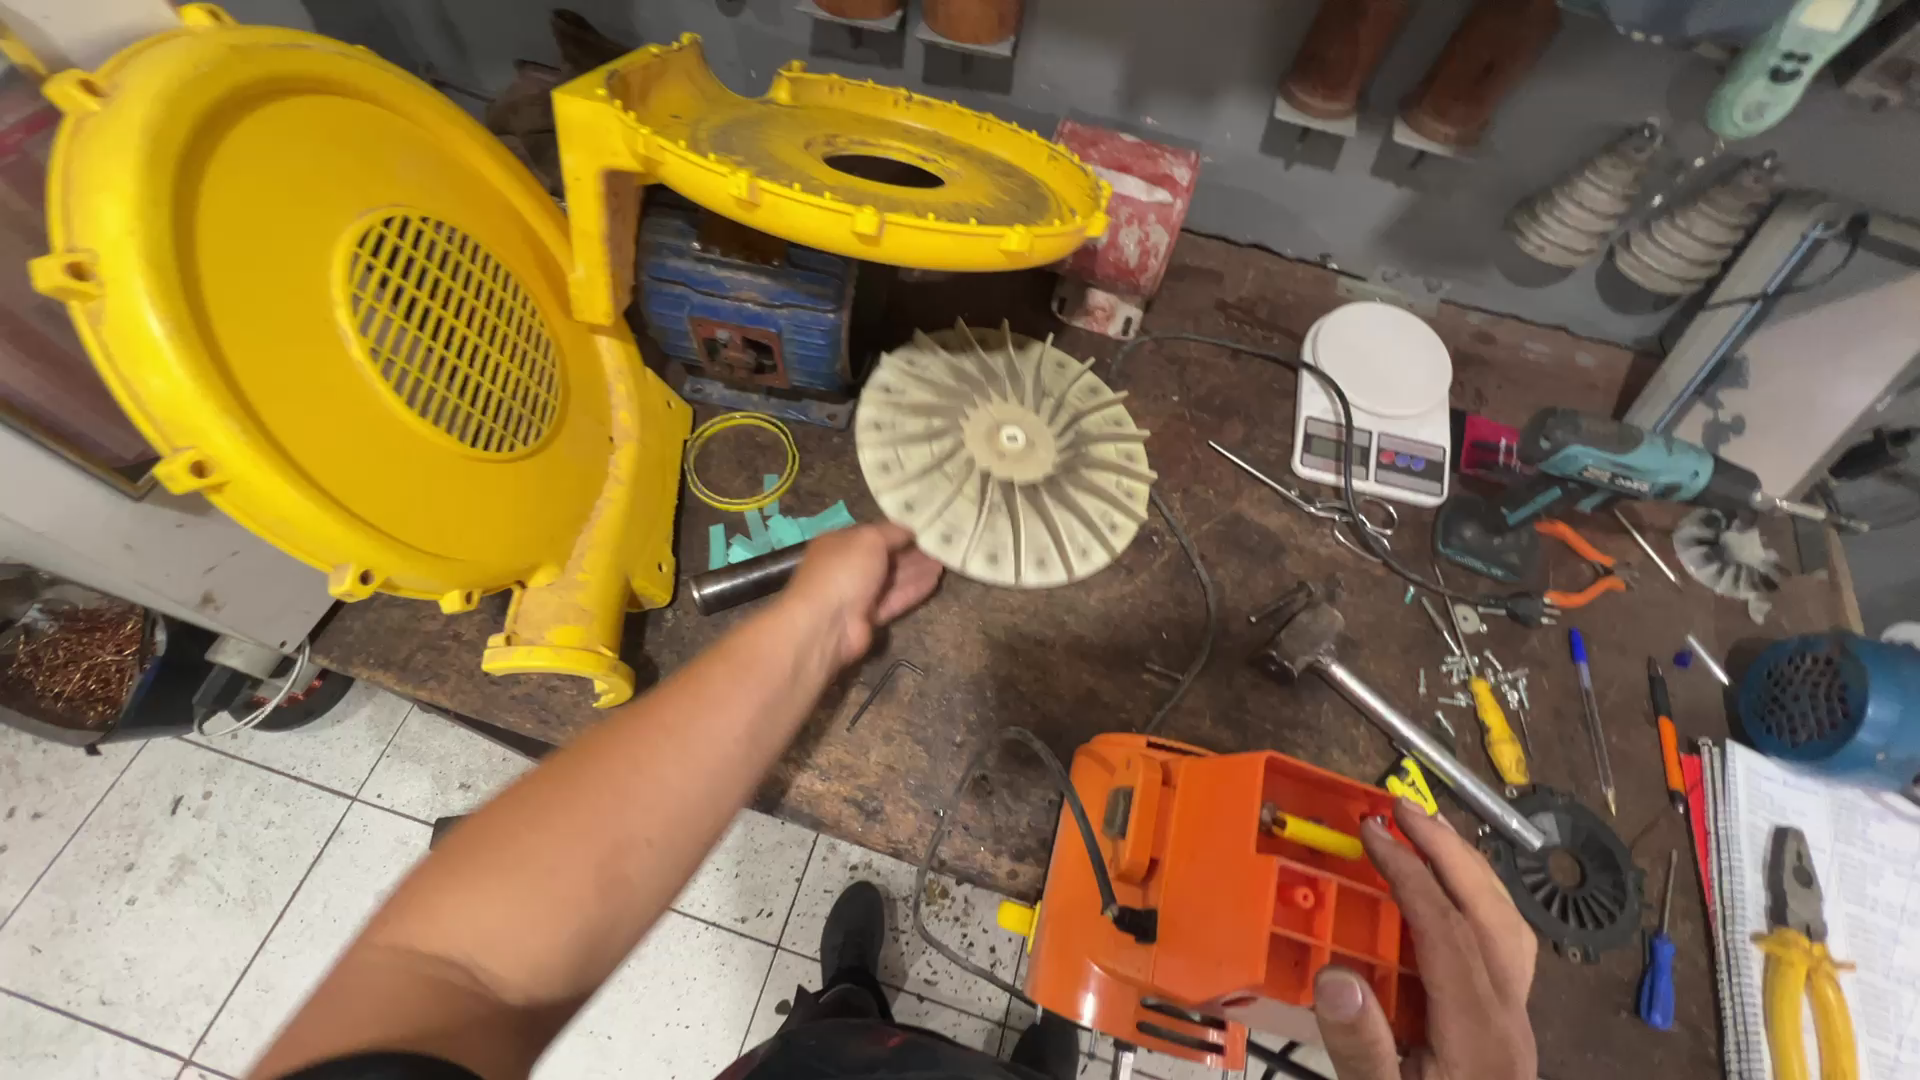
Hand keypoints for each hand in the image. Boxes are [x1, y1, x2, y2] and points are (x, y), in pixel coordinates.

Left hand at [778, 523, 943, 667]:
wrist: (827, 623)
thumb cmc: (844, 570)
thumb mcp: (869, 539)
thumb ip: (893, 532)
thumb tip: (911, 528)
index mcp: (840, 542)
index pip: (873, 533)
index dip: (899, 530)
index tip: (926, 525)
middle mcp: (848, 566)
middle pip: (886, 556)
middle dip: (913, 550)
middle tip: (942, 542)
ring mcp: (859, 593)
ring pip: (893, 578)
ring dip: (918, 568)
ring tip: (946, 558)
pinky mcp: (870, 616)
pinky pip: (896, 598)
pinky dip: (915, 588)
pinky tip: (936, 578)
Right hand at [1313, 798, 1537, 1079]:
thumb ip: (1361, 1051)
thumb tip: (1336, 977)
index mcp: (1480, 1037)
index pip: (1448, 930)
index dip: (1410, 872)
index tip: (1370, 831)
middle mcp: (1508, 1021)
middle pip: (1494, 917)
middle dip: (1450, 851)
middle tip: (1402, 807)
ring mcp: (1512, 1023)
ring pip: (1508, 927)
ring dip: (1466, 869)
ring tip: (1422, 832)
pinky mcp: (1501, 1027)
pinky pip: (1497, 943)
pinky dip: (1470, 897)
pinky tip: (1437, 891)